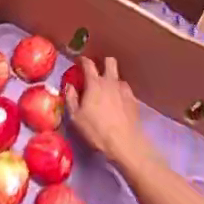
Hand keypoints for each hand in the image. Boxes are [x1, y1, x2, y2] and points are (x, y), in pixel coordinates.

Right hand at [63, 56, 151, 171]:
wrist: (125, 143)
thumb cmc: (96, 130)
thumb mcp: (76, 117)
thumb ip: (71, 98)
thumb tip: (69, 86)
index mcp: (94, 84)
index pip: (88, 64)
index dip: (82, 60)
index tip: (78, 61)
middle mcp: (110, 82)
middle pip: (110, 61)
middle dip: (103, 62)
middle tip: (96, 72)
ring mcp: (124, 90)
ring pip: (118, 76)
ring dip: (112, 79)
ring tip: (107, 91)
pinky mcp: (134, 100)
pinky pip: (125, 89)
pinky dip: (120, 92)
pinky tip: (117, 102)